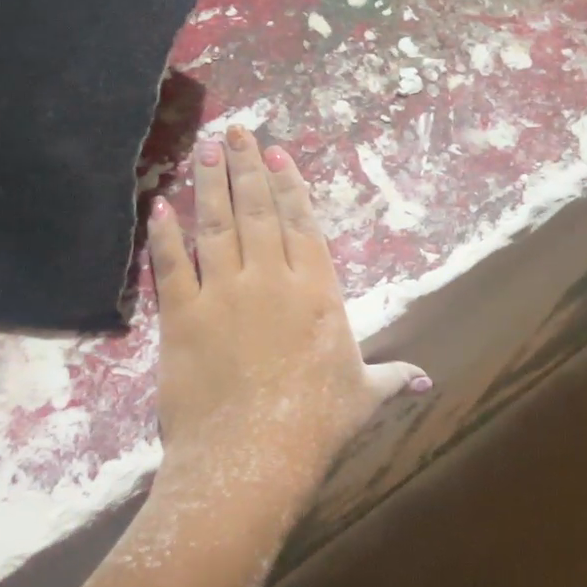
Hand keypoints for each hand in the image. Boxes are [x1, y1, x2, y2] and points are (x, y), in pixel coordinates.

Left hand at [146, 126, 428, 503]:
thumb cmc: (317, 426)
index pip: (301, 225)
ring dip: (209, 184)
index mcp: (317, 293)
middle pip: (256, 211)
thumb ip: (392, 378)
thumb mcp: (363, 398)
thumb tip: (426, 382)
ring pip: (214, 225)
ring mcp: (223, 294)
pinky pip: (170, 265)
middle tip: (236, 130)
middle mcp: (270, 280)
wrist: (253, 455)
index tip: (277, 153)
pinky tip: (159, 207)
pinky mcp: (181, 317)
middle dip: (246, 167)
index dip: (288, 186)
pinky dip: (163, 234)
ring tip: (206, 150)